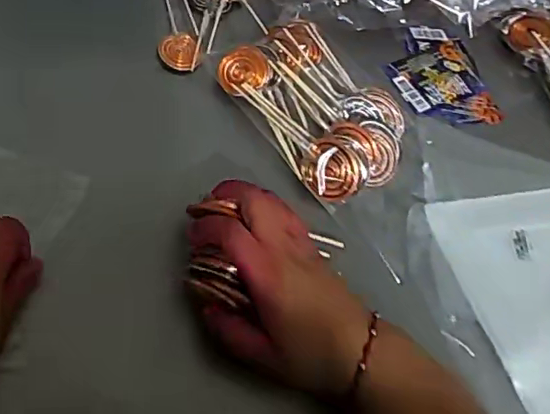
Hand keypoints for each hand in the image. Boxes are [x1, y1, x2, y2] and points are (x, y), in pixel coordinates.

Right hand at [186, 180, 375, 400]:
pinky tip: (252, 215)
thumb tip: (205, 306)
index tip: (192, 236)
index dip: (206, 226)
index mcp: (268, 272)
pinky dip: (261, 201)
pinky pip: (282, 207)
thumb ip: (229, 330)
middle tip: (203, 211)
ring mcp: (299, 239)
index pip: (231, 231)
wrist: (357, 347)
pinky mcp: (309, 240)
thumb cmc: (311, 354)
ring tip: (223, 207)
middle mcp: (283, 246)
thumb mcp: (263, 355)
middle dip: (222, 196)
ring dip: (242, 194)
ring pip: (268, 197)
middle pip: (251, 199)